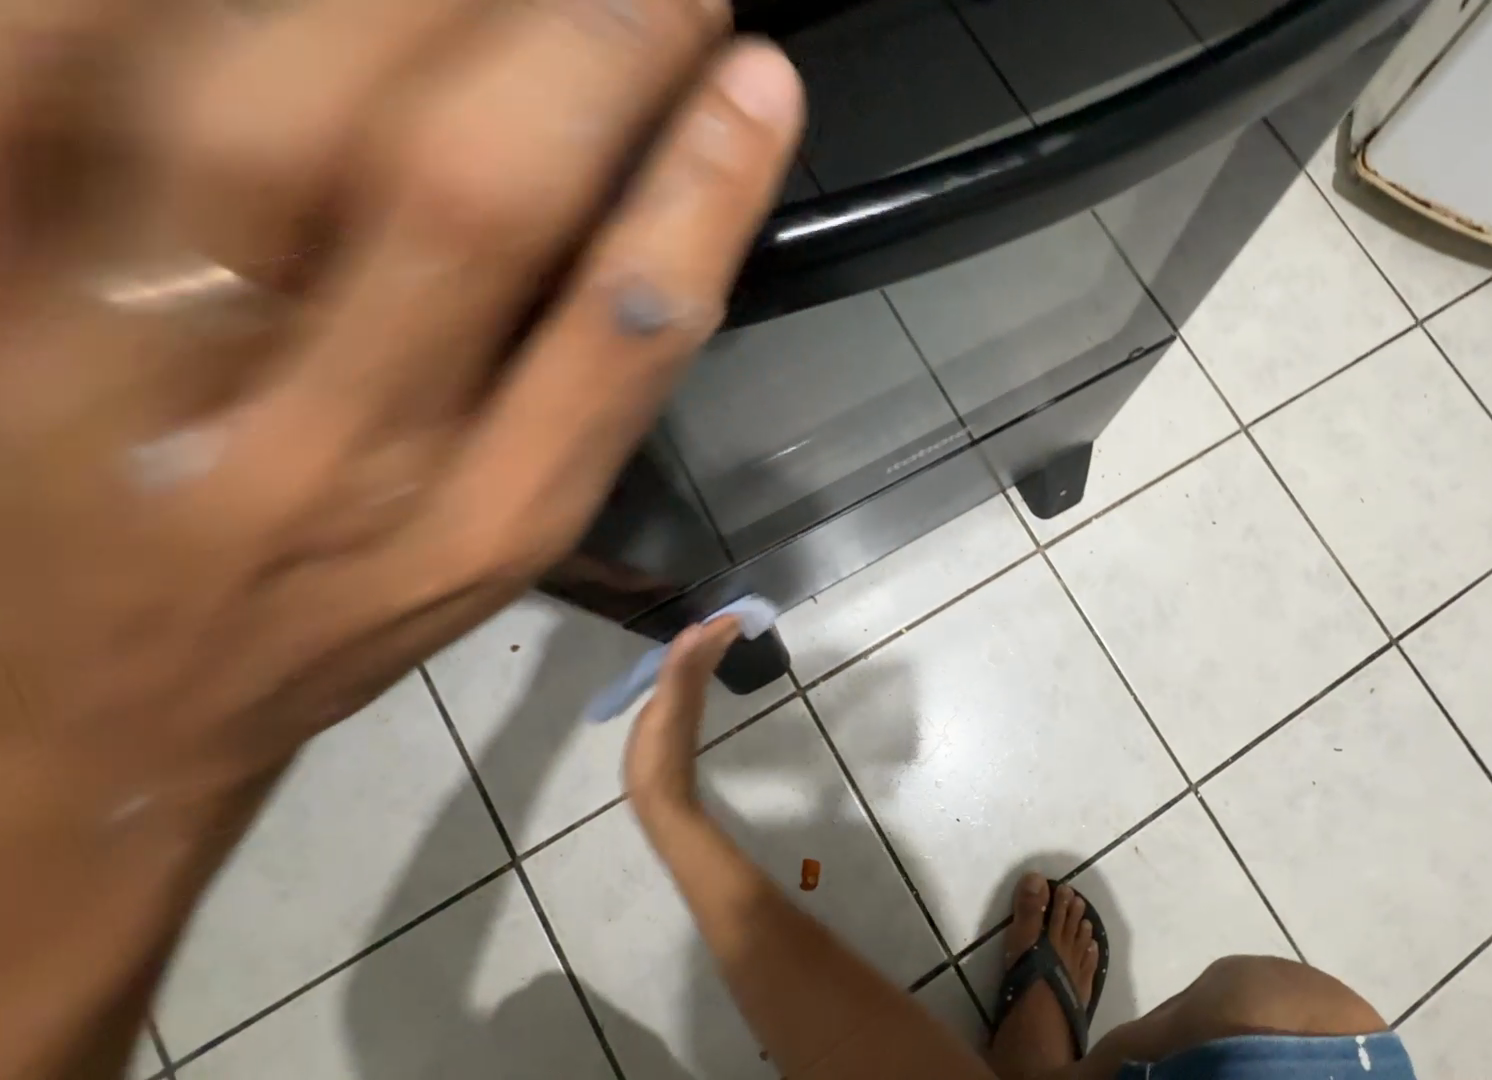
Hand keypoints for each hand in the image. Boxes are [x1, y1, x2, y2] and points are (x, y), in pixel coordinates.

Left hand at [0, 2, 803, 815]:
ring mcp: (123, 379)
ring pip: (254, 122)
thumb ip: (573, 389)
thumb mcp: (502, 535)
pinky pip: (28, 89)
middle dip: (582, 50)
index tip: (757, 73)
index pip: (621, 334)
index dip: (702, 188)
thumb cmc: (345, 612)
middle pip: (459, 204)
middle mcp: (329, 454)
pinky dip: (145, 3)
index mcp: (485, 519)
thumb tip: (650, 189)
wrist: (90, 708)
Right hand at [623, 617, 742, 830]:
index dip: (723, 628)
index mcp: (693, 688)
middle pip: (710, 658)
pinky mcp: (675, 721)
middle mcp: (694, 695)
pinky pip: (688, 684)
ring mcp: (686, 709)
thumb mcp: (664, 711)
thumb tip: (697, 631)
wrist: (660, 801)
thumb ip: (678, 671)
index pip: (711, 649)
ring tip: (710, 632)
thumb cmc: (658, 757)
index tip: (737, 606)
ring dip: (707, 649)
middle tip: (730, 612)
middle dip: (719, 635)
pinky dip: (690, 668)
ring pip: (701, 670)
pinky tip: (684, 671)